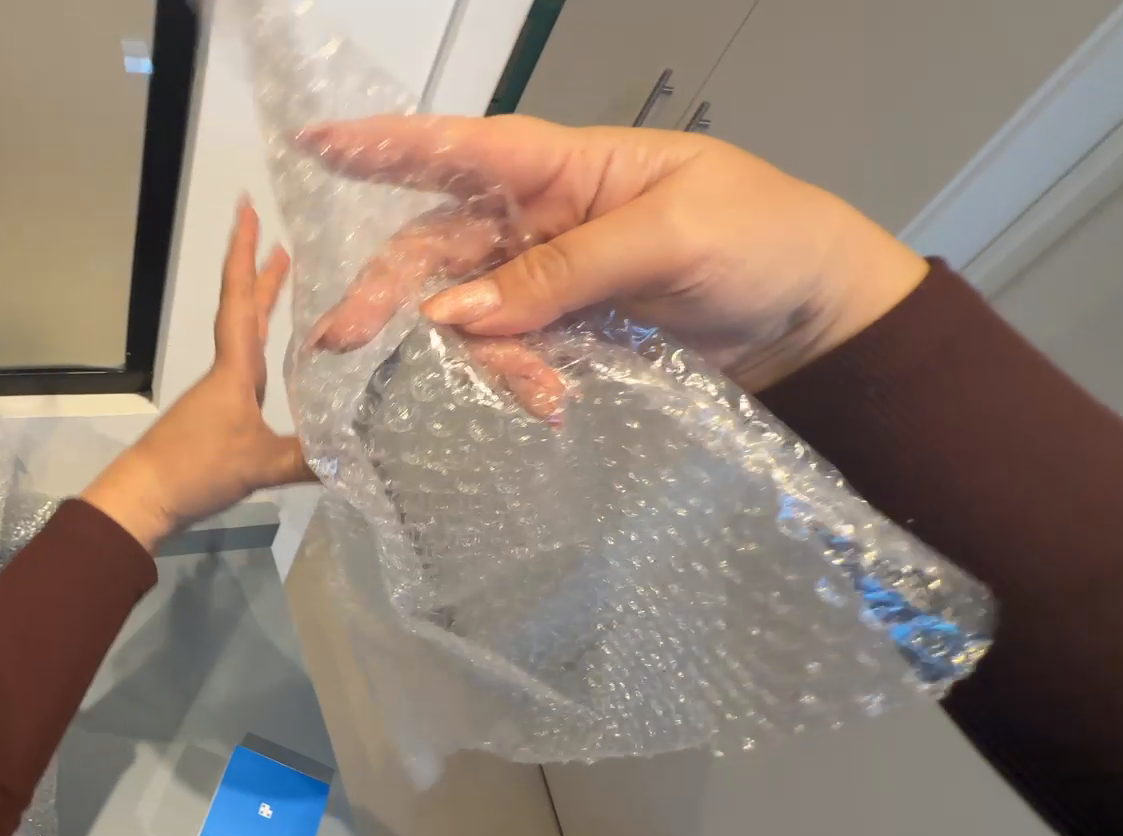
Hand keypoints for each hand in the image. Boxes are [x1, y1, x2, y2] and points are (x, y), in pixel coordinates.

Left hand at [81, 200, 314, 550]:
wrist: (144, 497)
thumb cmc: (196, 468)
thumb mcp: (259, 464)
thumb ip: (309, 460)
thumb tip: (361, 456)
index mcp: (234, 371)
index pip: (241, 300)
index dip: (244, 254)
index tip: (246, 208)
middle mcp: (225, 374)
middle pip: (243, 314)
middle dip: (261, 276)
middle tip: (280, 243)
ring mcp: (218, 397)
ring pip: (243, 341)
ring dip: (261, 311)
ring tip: (282, 286)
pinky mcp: (215, 420)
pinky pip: (245, 373)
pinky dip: (261, 355)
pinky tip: (271, 370)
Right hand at [299, 115, 928, 391]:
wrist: (808, 326)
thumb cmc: (764, 244)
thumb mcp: (672, 239)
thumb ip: (560, 272)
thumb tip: (451, 312)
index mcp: (566, 166)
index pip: (462, 150)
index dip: (387, 147)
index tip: (314, 146)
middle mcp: (538, 218)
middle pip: (436, 246)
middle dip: (388, 290)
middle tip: (342, 338)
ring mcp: (542, 279)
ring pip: (465, 312)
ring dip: (483, 355)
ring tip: (539, 392)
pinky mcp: (553, 329)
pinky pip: (504, 353)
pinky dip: (517, 380)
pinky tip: (552, 403)